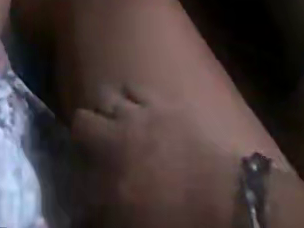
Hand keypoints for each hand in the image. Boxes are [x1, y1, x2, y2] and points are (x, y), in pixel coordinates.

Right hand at [71, 87, 242, 227]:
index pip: (74, 170)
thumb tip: (90, 208)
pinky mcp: (162, 102)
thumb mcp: (135, 224)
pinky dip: (130, 98)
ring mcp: (140, 114)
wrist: (230, 197)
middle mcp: (117, 137)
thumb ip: (107, 212)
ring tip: (115, 128)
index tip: (80, 183)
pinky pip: (134, 89)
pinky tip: (137, 112)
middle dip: (83, 136)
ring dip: (106, 113)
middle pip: (82, 121)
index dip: (74, 175)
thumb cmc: (182, 219)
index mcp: (109, 176)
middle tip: (93, 152)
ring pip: (107, 97)